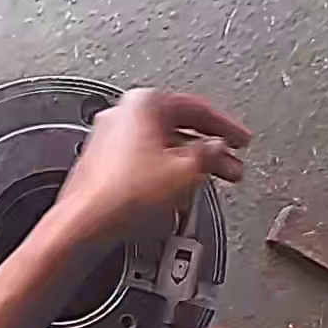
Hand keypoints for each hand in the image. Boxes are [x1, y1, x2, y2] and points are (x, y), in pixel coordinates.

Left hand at [52, 89, 250, 243]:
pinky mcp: (104, 164)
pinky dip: (165, 173)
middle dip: (209, 150)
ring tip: (209, 181)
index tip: (242, 140)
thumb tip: (219, 149)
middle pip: (178, 128)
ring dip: (189, 164)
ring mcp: (110, 139)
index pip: (198, 109)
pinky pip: (144, 162)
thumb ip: (211, 153)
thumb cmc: (123, 195)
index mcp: (144, 104)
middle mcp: (123, 115)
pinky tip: (178, 190)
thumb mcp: (186, 170)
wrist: (86, 223)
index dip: (227, 127)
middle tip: (231, 165)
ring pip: (161, 147)